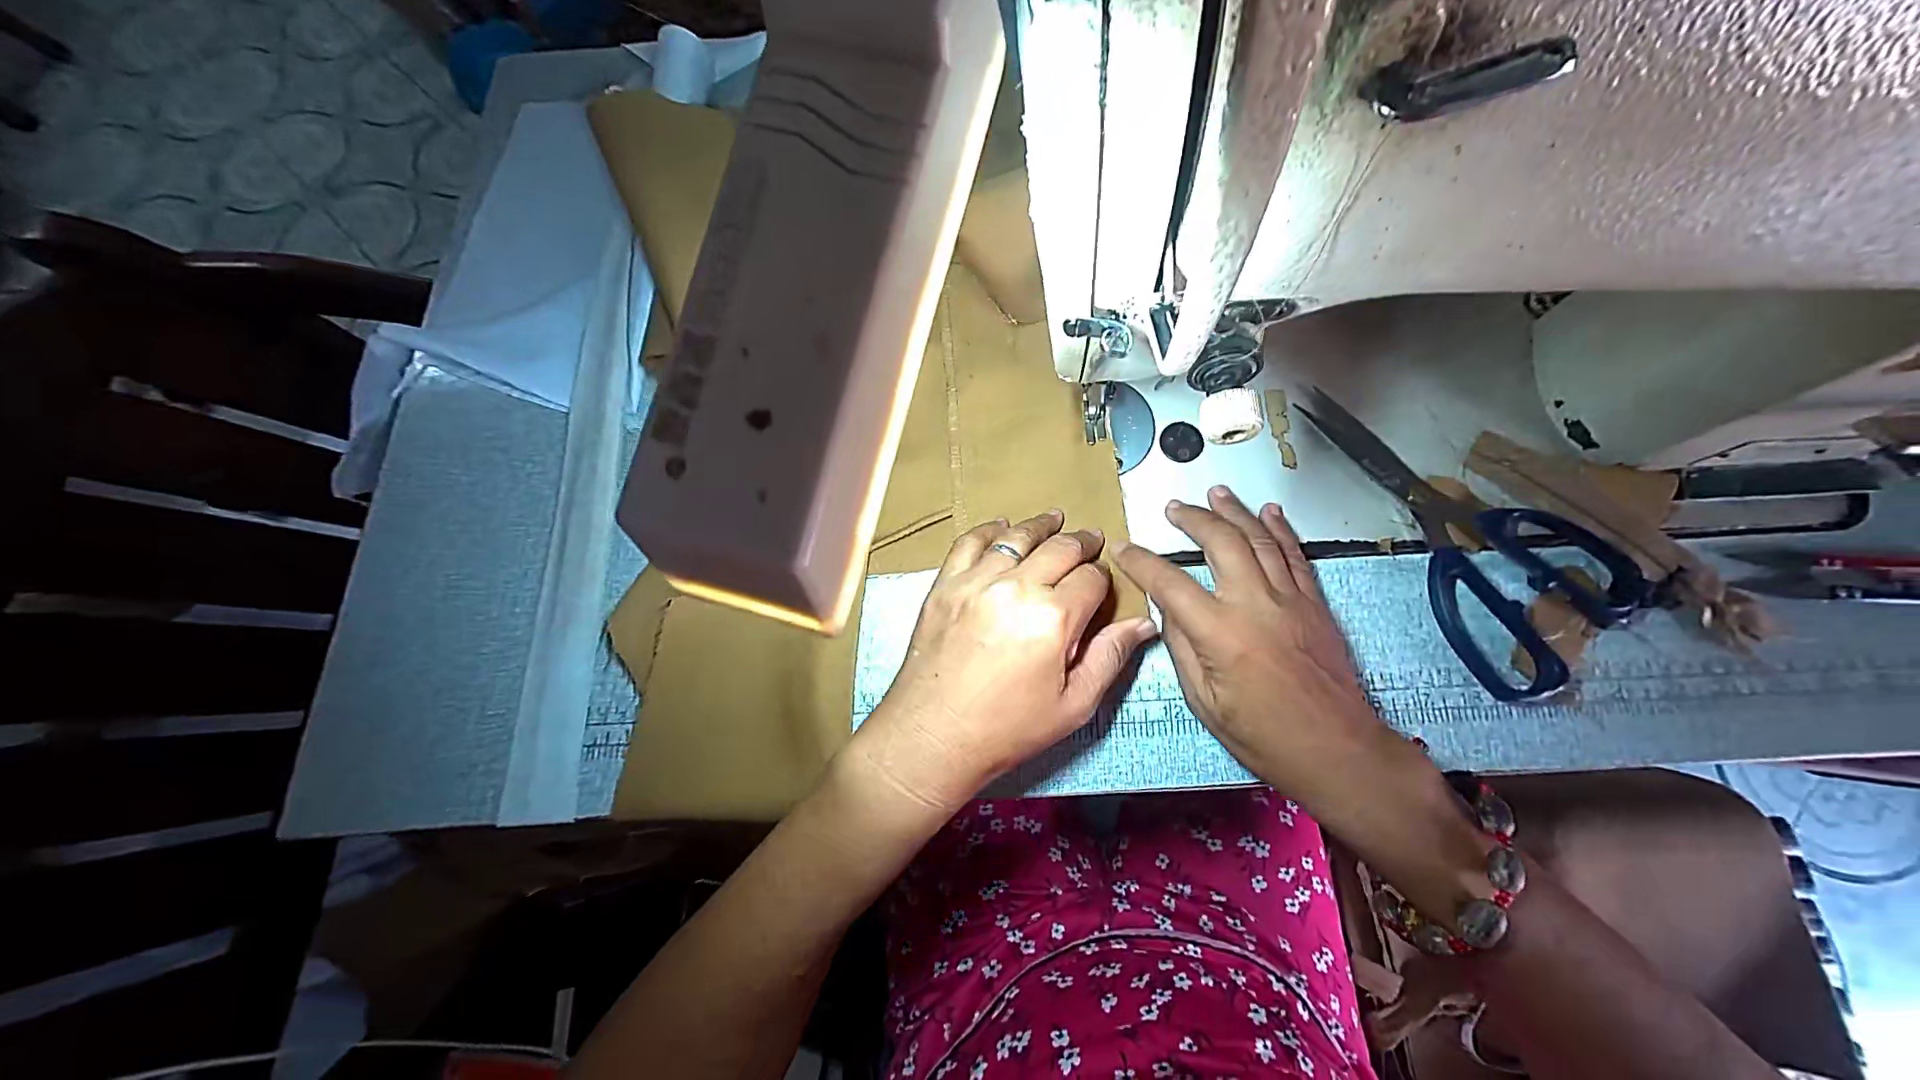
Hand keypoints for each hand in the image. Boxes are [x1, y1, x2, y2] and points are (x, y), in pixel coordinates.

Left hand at [849, 509, 1157, 815]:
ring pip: (1016, 538)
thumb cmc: (1006, 729)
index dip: (1101, 580)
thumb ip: (1109, 658)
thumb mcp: (1073, 706)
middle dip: (1081, 542)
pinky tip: (1001, 528)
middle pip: (1058, 549)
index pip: (1090, 579)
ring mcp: (975, 583)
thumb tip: (1143, 624)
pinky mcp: (944, 586)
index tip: (1100, 585)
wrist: (934, 736)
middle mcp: (1015, 589)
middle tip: (1091, 538)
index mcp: (1053, 619)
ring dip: (1040, 526)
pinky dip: (989, 530)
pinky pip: (969, 543)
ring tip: (1054, 519)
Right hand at [1113, 487, 1393, 798]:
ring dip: (1235, 512)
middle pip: (1221, 542)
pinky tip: (1270, 513)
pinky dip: (1280, 530)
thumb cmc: (1265, 737)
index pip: (1168, 582)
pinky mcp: (1314, 604)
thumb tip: (1170, 611)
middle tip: (1174, 508)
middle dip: (1193, 519)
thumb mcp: (1204, 701)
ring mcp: (1290, 599)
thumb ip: (1182, 648)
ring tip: (1216, 493)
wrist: (1338, 750)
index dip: (1141, 561)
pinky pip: (1295, 555)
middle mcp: (1255, 604)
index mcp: (1219, 632)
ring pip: (1260, 539)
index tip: (1124, 549)